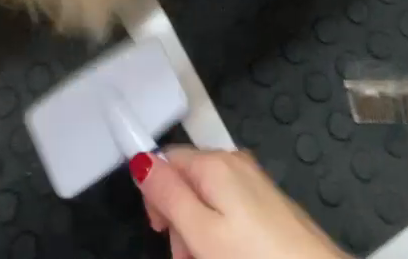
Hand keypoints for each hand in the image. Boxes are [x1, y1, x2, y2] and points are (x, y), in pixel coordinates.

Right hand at [135, 147, 350, 258]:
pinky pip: (228, 208)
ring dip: (198, 231)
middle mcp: (234, 161)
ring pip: (206, 199)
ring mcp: (253, 180)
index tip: (160, 230)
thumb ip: (168, 194)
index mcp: (215, 163)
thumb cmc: (253, 256)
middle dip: (179, 218)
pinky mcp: (266, 201)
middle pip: (187, 180)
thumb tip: (141, 159)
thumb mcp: (200, 232)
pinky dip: (221, 232)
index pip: (166, 159)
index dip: (155, 193)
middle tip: (189, 255)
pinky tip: (229, 256)